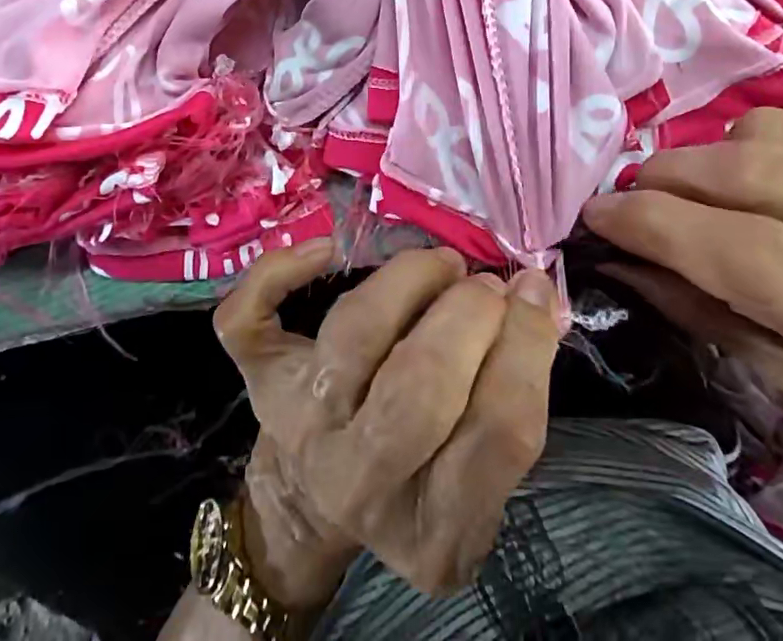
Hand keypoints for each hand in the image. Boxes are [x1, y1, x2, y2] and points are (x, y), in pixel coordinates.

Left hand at [213, 243, 562, 603]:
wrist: (309, 502)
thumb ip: (506, 402)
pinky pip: (246, 319)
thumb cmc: (410, 479)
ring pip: (351, 335)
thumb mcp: (472, 477)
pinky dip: (278, 272)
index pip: (497, 436)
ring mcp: (299, 426)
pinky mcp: (257, 385)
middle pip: (418, 386)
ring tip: (440, 263)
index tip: (534, 294)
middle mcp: (357, 480)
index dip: (524, 351)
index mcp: (434, 532)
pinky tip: (327, 250)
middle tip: (484, 282)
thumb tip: (536, 299)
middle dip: (465, 318)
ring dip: (405, 283)